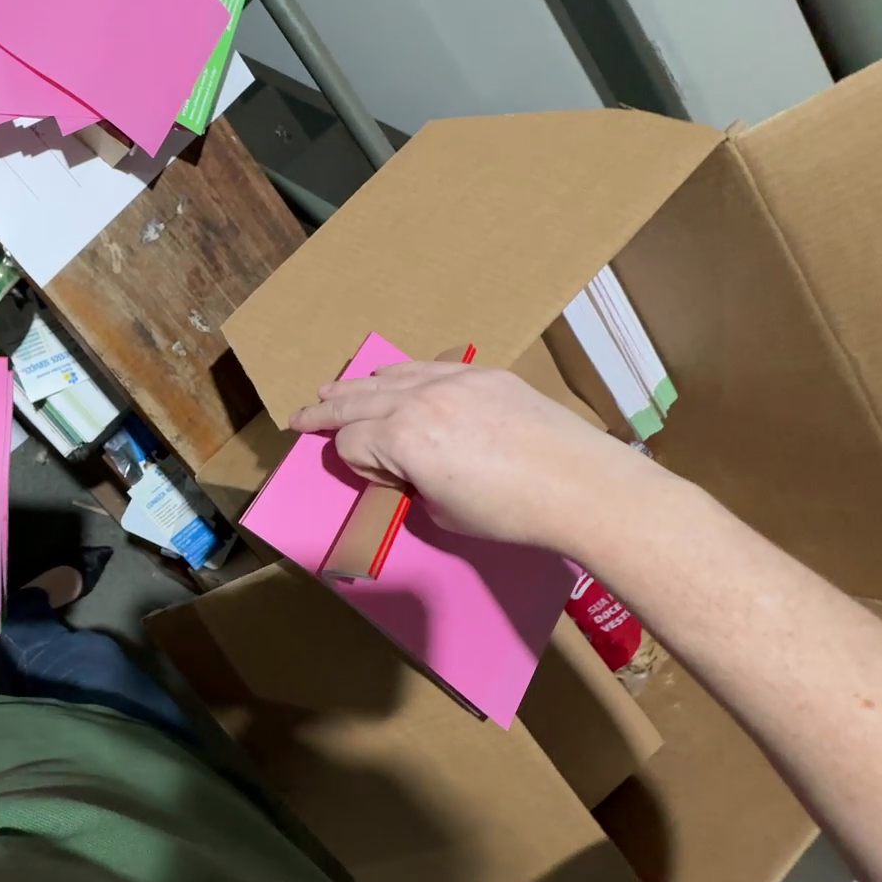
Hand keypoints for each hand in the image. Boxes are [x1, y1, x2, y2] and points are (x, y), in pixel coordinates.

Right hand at [288, 360, 663, 553]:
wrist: (581, 487)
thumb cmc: (508, 513)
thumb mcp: (439, 511)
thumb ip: (408, 482)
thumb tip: (405, 467)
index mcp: (401, 438)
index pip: (349, 443)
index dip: (358, 467)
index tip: (384, 484)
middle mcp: (418, 400)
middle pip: (353, 402)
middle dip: (323, 412)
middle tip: (299, 417)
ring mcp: (452, 381)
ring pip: (385, 378)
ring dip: (354, 388)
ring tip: (331, 391)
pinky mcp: (483, 375)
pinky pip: (424, 368)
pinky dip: (398, 375)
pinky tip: (388, 378)